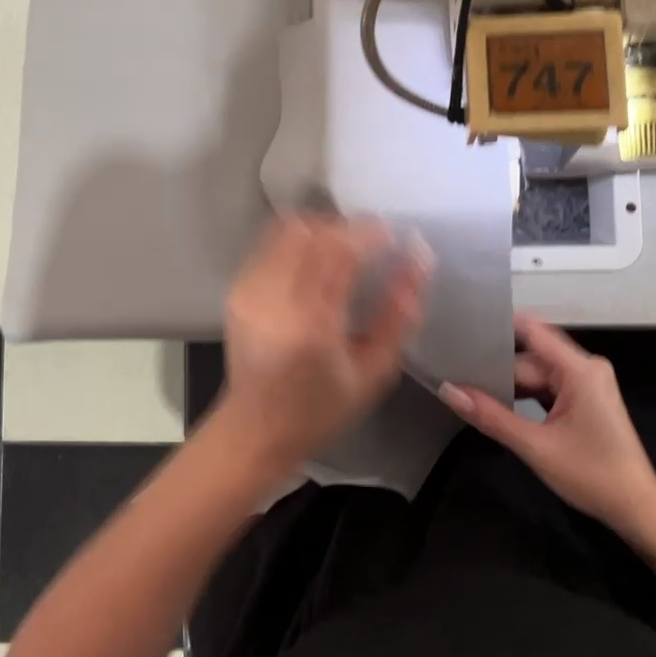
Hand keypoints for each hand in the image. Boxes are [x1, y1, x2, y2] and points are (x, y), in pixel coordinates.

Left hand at [217, 215, 431, 467]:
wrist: (255, 428)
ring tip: (344, 248)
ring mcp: (250, 291)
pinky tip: (314, 261)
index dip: (370, 233)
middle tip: (371, 242)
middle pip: (313, 231)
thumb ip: (399, 316)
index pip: (341, 251)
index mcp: (312, 324)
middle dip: (347, 228)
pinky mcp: (237, 289)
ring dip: (322, 229)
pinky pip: (271, 244)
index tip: (392, 235)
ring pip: (289, 230)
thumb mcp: (374, 372)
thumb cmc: (321, 408)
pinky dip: (298, 242)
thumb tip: (419, 262)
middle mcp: (275, 299)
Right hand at [440, 314, 655, 534]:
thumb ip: (490, 416)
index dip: (497, 326)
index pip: (531, 330)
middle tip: (453, 373)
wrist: (636, 508)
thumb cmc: (592, 475)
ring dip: (508, 386)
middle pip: (530, 358)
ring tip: (467, 388)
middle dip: (496, 369)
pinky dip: (524, 396)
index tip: (462, 328)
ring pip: (536, 375)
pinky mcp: (585, 399)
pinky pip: (547, 388)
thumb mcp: (535, 446)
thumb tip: (448, 390)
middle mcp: (586, 367)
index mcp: (580, 369)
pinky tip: (497, 404)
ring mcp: (587, 383)